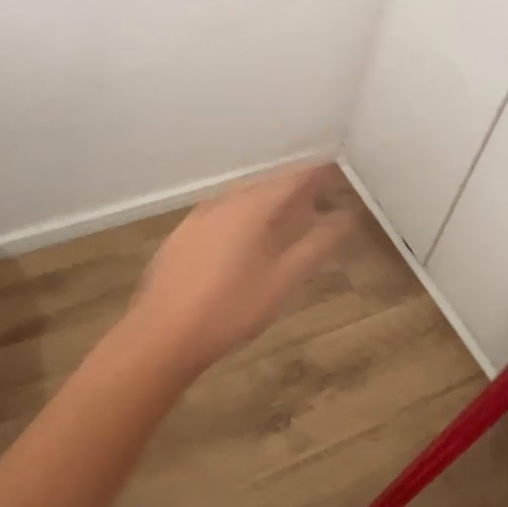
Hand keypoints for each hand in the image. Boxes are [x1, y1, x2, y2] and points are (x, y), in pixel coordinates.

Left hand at [125, 164, 352, 376]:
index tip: (337, 170)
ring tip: (289, 216)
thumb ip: (317, 245)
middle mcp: (222, 202)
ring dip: (267, 203)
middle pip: (265, 185)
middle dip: (293, 188)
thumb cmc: (230, 308)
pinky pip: (221, 215)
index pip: (292, 177)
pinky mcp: (180, 238)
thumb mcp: (284, 280)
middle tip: (319, 194)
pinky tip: (247, 239)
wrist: (162, 335)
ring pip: (241, 200)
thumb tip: (346, 217)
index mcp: (250, 206)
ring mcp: (196, 219)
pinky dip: (243, 218)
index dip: (317, 173)